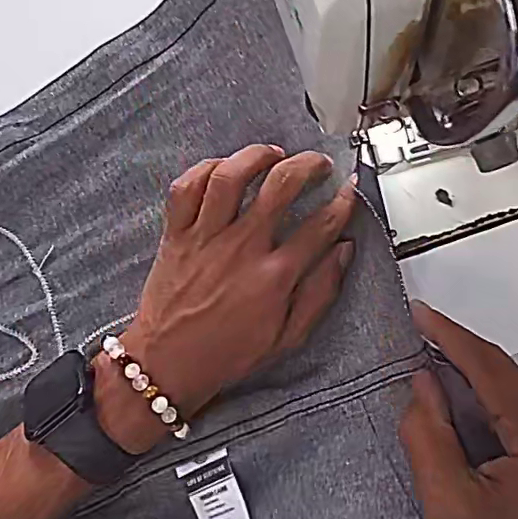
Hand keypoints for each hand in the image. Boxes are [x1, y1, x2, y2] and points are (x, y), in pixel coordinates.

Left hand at [118, 144, 358, 430]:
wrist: (169, 363)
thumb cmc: (225, 353)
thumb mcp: (287, 338)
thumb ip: (320, 293)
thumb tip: (342, 254)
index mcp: (273, 277)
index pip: (320, 226)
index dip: (343, 203)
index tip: (348, 193)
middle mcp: (241, 250)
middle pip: (280, 185)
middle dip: (308, 166)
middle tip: (318, 165)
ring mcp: (206, 239)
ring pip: (231, 177)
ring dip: (257, 156)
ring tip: (273, 155)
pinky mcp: (176, 236)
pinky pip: (186, 188)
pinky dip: (205, 170)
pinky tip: (223, 169)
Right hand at [399, 302, 517, 518]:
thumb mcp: (452, 512)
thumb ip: (429, 436)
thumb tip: (424, 387)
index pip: (491, 365)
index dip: (450, 334)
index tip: (423, 313)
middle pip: (509, 386)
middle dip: (464, 387)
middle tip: (428, 404)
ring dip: (490, 417)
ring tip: (470, 468)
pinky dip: (515, 433)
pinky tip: (499, 475)